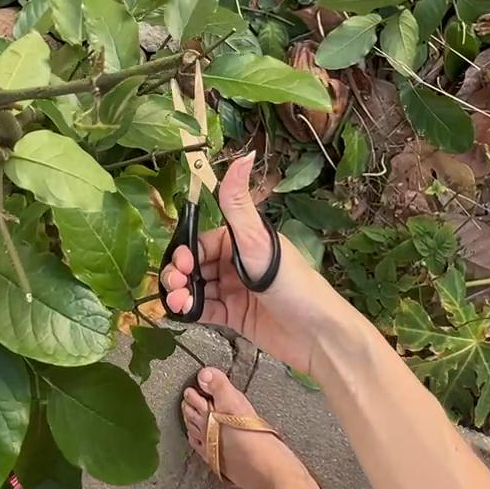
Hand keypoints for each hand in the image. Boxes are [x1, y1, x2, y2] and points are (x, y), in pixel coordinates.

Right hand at [160, 153, 364, 375]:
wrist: (316, 332)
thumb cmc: (290, 280)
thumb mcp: (257, 239)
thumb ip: (238, 202)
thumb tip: (243, 155)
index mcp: (241, 240)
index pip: (201, 243)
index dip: (185, 253)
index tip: (179, 265)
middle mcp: (236, 262)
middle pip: (195, 265)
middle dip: (178, 274)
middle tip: (173, 286)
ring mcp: (234, 290)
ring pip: (196, 287)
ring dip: (181, 293)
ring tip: (177, 303)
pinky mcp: (235, 316)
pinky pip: (205, 310)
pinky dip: (190, 310)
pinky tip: (182, 312)